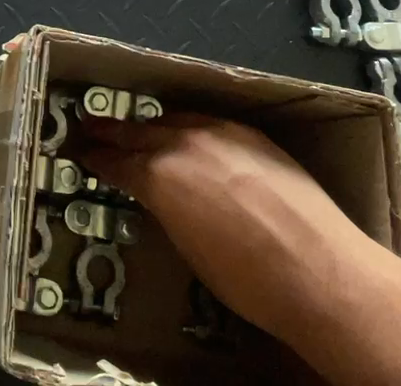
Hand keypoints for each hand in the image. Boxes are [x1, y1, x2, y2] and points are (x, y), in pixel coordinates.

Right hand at [79, 114, 368, 340]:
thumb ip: (166, 209)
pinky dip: (187, 126)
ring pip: (171, 120)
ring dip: (149, 126)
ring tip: (135, 129)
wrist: (319, 269)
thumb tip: (161, 198)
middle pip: (136, 132)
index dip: (94, 157)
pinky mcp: (250, 133)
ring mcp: (218, 133)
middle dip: (110, 132)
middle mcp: (182, 144)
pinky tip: (187, 134)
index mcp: (157, 177)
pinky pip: (206, 122)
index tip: (80, 152)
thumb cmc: (248, 279)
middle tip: (90, 128)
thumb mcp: (187, 247)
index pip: (114, 161)